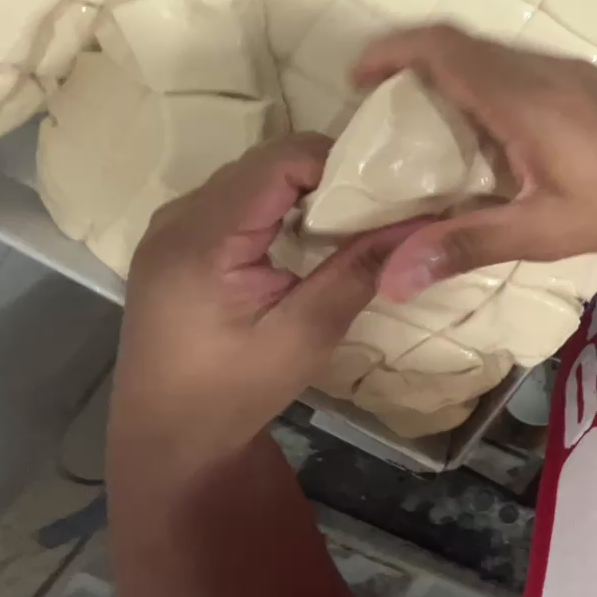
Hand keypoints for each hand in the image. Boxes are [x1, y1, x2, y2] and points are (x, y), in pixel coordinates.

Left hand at [110, 134, 422, 472]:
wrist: (170, 438)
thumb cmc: (236, 389)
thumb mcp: (309, 332)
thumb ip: (361, 269)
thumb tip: (426, 222)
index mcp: (201, 240)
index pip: (280, 161)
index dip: (340, 161)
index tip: (390, 186)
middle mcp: (179, 219)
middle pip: (268, 158)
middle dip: (332, 168)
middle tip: (385, 197)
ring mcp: (175, 227)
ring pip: (257, 171)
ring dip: (312, 181)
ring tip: (359, 211)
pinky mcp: (183, 239)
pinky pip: (244, 193)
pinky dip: (289, 197)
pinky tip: (318, 227)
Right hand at [351, 25, 596, 301]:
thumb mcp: (547, 230)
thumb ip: (466, 244)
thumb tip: (386, 276)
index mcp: (525, 97)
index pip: (443, 46)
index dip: (391, 50)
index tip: (358, 81)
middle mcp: (546, 69)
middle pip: (465, 47)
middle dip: (416, 69)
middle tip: (388, 120)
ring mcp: (575, 70)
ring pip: (497, 56)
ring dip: (457, 79)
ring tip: (432, 133)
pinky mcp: (594, 82)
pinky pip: (526, 70)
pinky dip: (493, 88)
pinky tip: (497, 139)